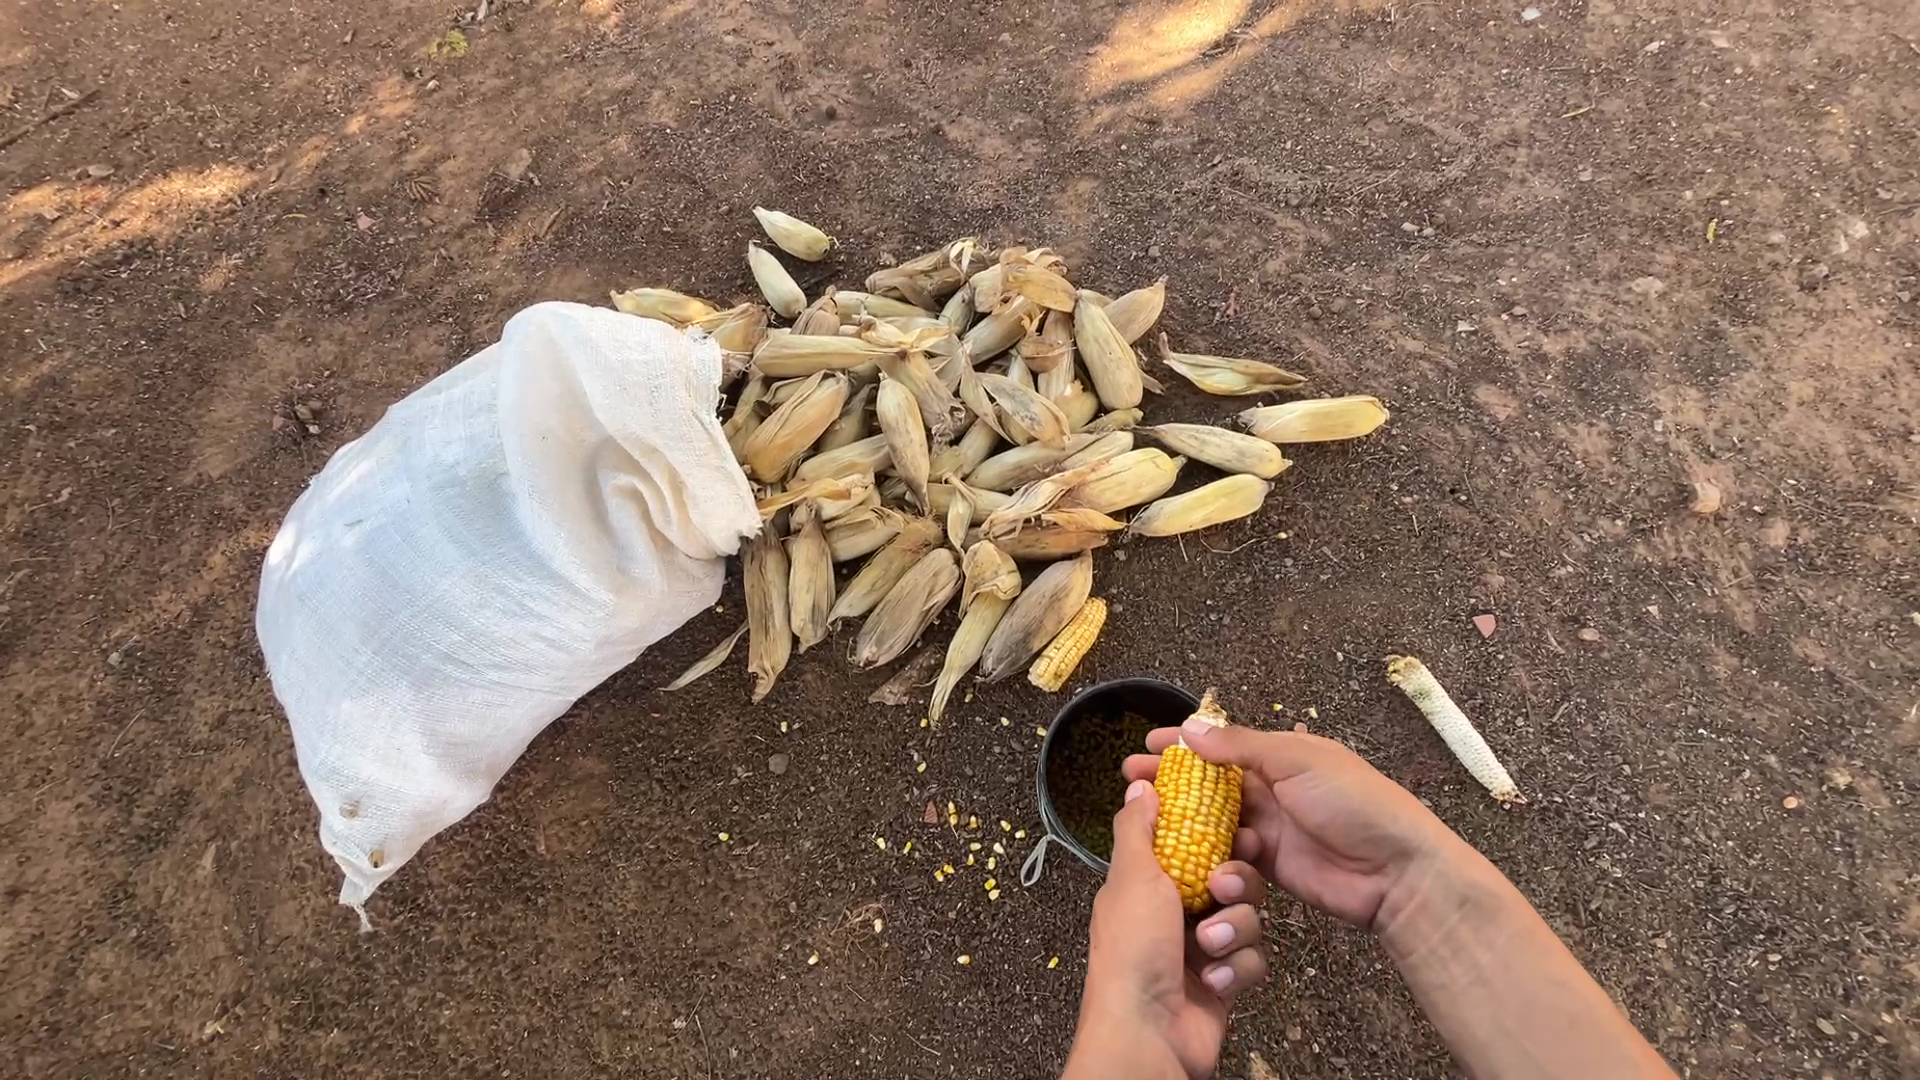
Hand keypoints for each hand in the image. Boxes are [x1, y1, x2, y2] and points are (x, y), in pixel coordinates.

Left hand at [1063, 780, 1271, 1079]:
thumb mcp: (1132, 876)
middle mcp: (1174, 907)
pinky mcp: (1223, 979)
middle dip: (1234, 882)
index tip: (1235, 822)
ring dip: (1233, 931)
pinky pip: (1251, 958)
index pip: (1187, 838)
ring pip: (1244, 915)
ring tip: (1208, 947)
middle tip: (1223, 888)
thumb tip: (1139, 785)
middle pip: (1227, 874)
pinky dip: (1236, 970)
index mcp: (1146, 878)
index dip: (1212, 828)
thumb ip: (1137, 828)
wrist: (1148, 1034)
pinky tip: (1215, 982)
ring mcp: (1199, 944)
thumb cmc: (1132, 950)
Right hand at [1123, 720, 1462, 932]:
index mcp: (1280, 754)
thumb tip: (1191, 728)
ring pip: (1214, 818)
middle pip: (1209, 781)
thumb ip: (1240, 746)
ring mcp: (1270, 827)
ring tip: (1147, 814)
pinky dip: (1209, 850)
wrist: (1398, 873)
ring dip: (1183, 814)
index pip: (1220, 744)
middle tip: (1131, 779)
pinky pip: (1230, 853)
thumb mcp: (1296, 759)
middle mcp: (1270, 787)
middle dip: (1171, 778)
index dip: (1183, 743)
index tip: (1147, 745)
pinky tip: (1183, 850)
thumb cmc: (1353, 803)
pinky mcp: (1270, 865)